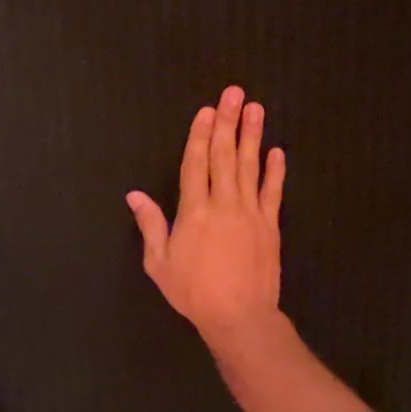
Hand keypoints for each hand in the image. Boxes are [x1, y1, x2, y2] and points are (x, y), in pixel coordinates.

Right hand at [127, 85, 285, 339]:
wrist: (240, 317)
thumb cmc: (193, 292)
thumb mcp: (159, 263)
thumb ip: (150, 225)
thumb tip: (134, 195)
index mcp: (194, 212)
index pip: (196, 164)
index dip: (200, 135)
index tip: (206, 111)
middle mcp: (223, 205)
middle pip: (224, 156)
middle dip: (227, 122)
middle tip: (234, 94)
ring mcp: (250, 213)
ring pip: (249, 167)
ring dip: (251, 136)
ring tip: (255, 108)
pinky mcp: (270, 226)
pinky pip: (272, 192)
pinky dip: (275, 170)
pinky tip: (276, 150)